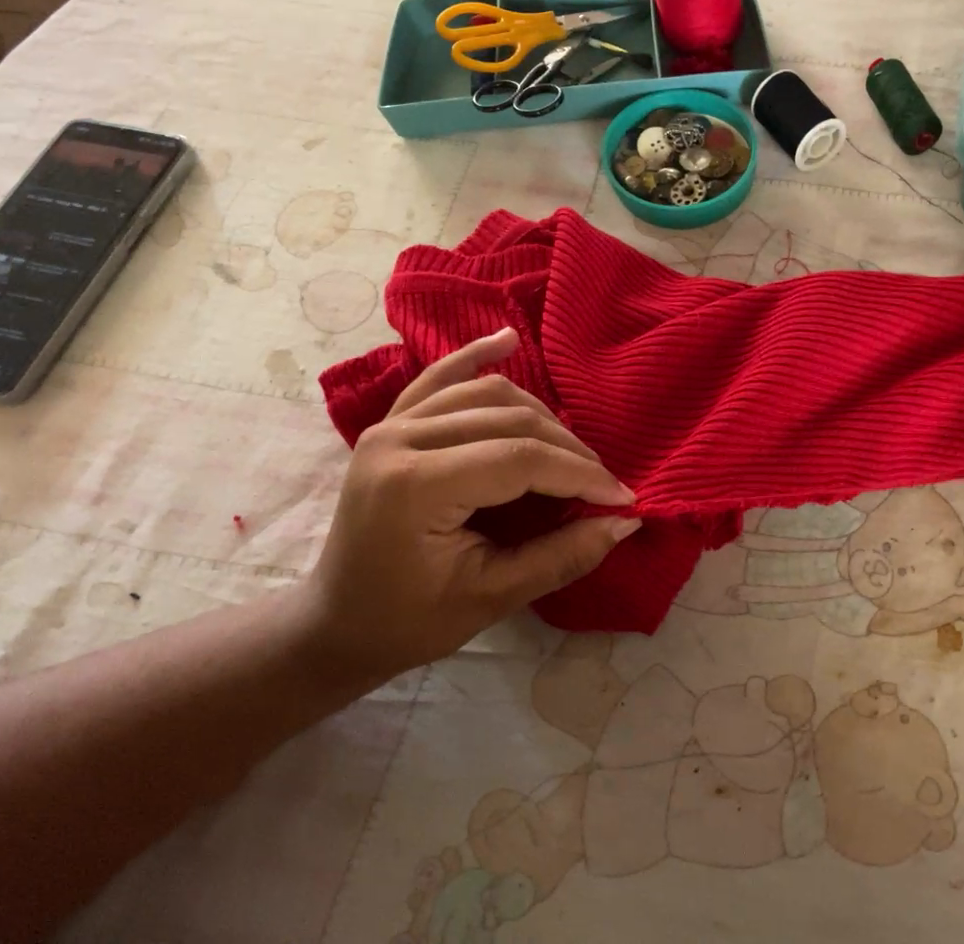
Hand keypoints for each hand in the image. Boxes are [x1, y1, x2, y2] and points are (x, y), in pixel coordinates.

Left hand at [300, 328, 639, 680]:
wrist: (338, 623)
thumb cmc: (409, 621)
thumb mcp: (492, 598)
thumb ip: (562, 556)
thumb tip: (625, 521)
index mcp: (415, 485)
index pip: (520, 458)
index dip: (581, 475)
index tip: (623, 499)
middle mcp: (398, 439)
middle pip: (509, 419)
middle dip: (568, 450)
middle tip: (604, 488)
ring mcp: (389, 425)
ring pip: (486, 394)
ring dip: (541, 417)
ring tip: (574, 453)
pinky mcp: (389, 424)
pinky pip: (440, 378)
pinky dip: (475, 357)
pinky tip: (507, 339)